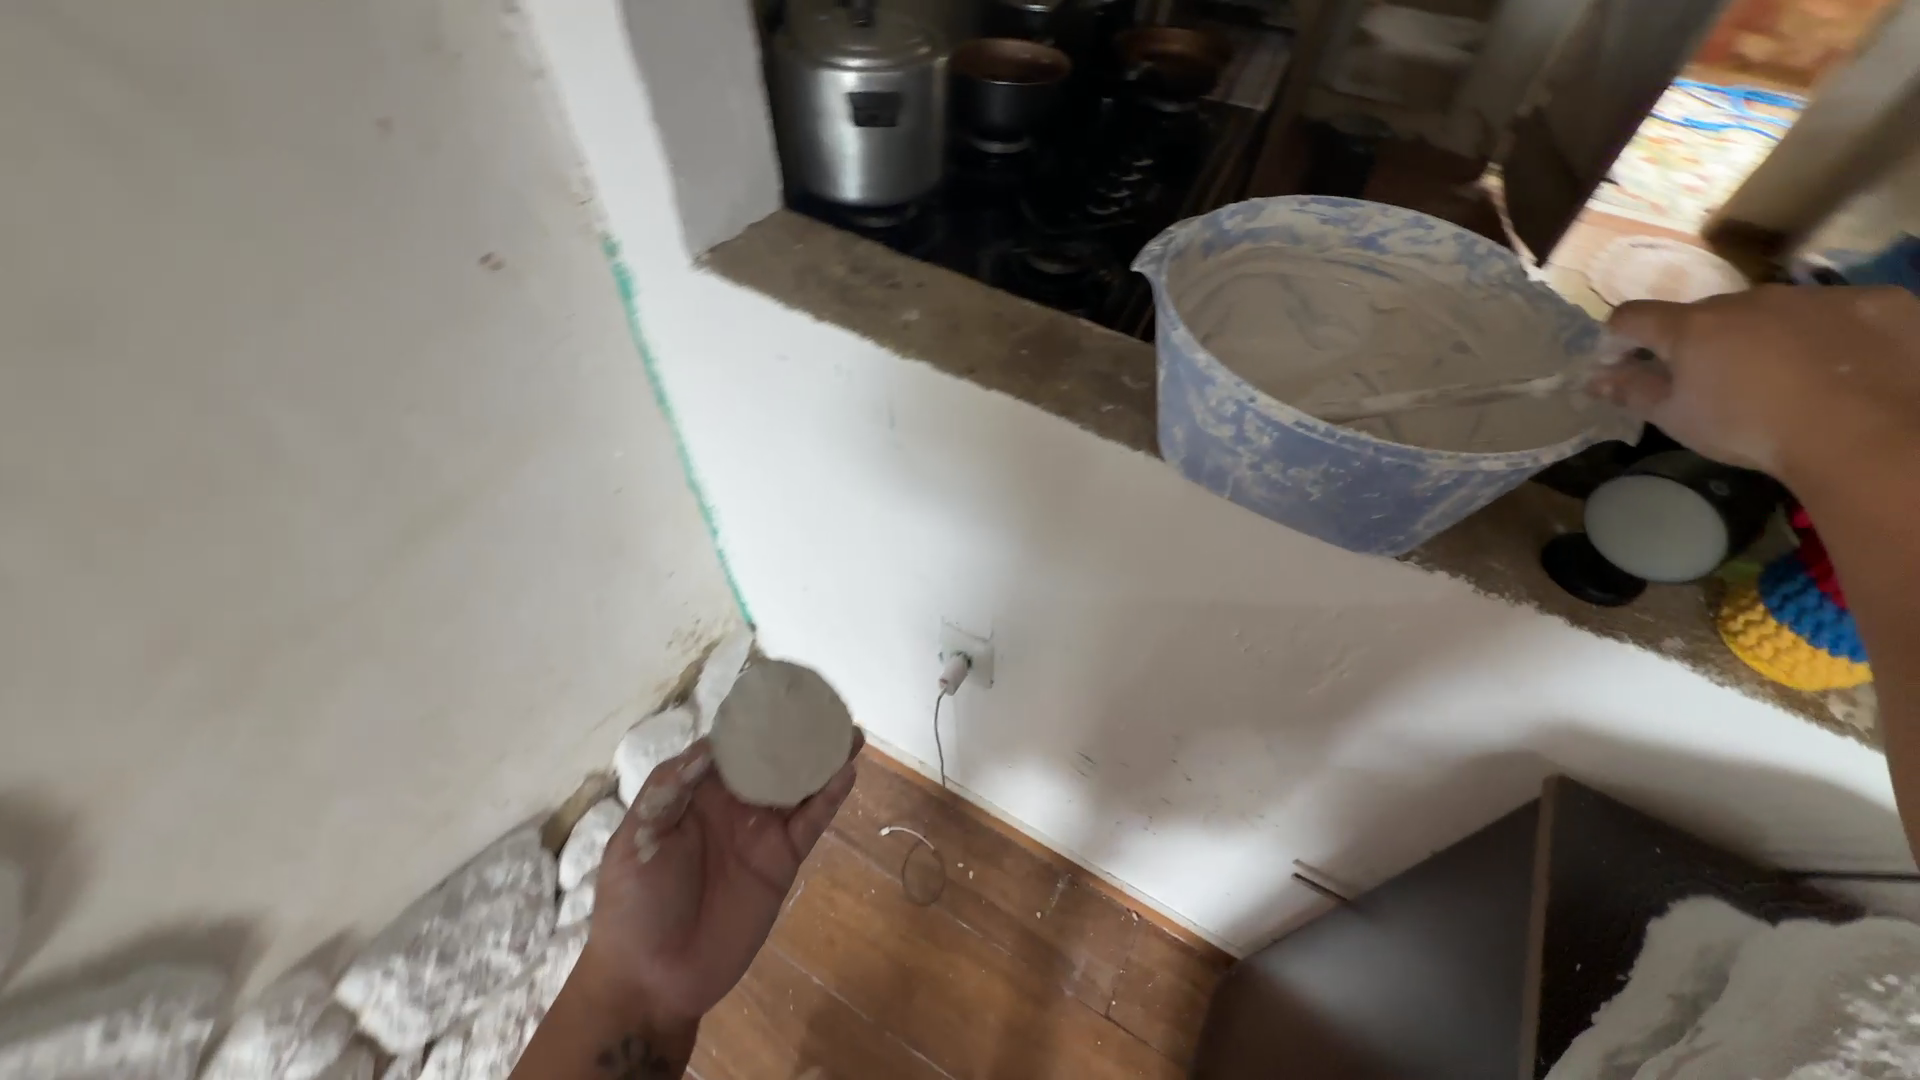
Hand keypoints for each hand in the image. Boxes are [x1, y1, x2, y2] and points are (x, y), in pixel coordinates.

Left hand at [572, 732, 863, 1027]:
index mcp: (695, 794)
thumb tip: (711, 745)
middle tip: (828, 708)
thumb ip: (668, 790)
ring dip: (823, 760)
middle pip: (772, 760)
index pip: (729, 747)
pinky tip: (846, 774)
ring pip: (799, 786)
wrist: (654, 978)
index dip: (752, 722)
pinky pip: (810, 823)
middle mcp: (733, 805)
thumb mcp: (635, 842)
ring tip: (851, 732)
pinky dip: (829, 798)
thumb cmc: (634, 906)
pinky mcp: (782, 861)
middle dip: (798, 735)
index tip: (777, 695)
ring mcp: (761, 832)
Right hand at [1590, 285, 1919, 485]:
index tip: (1622, 363)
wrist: (1864, 432)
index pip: (1633, 315)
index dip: (1619, 337)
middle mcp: (1749, 299)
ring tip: (1780, 374)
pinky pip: (1836, 311)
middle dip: (1699, 339)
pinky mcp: (1876, 301)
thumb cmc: (1748, 428)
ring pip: (1772, 309)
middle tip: (1710, 379)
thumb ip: (1632, 392)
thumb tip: (1595, 378)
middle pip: (1707, 313)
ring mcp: (1816, 296)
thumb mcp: (1676, 418)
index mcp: (1692, 327)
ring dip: (1762, 333)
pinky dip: (1826, 333)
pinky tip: (1838, 365)